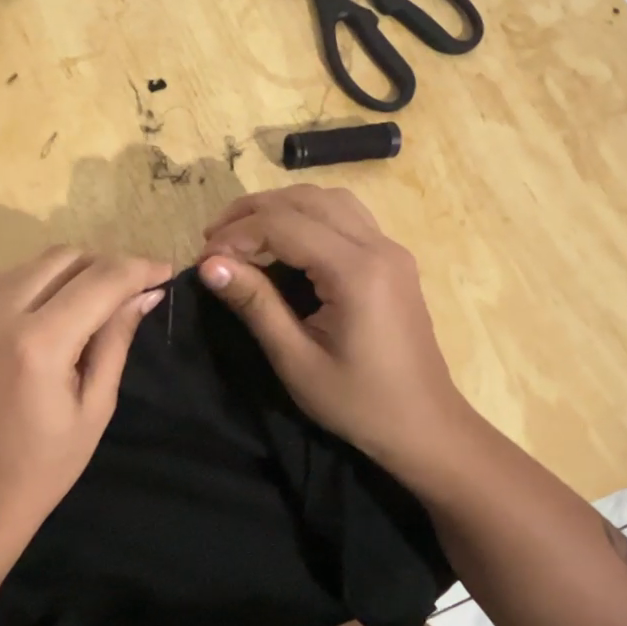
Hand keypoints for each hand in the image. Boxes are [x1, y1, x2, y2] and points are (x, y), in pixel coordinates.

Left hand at [0, 247, 171, 563]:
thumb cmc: (42, 468)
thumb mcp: (94, 408)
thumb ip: (116, 340)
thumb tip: (146, 292)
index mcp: (37, 344)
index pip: (101, 279)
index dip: (139, 269)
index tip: (164, 272)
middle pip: (63, 258)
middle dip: (103, 267)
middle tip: (128, 294)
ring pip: (28, 263)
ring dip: (65, 274)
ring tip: (86, 307)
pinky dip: (25, 284)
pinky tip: (41, 313)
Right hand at [198, 186, 471, 467]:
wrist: (423, 425)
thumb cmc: (357, 403)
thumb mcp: (295, 360)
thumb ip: (255, 304)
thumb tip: (208, 265)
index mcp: (356, 272)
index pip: (283, 225)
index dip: (236, 234)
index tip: (203, 259)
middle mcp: (378, 247)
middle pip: (306, 200)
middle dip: (252, 212)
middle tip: (213, 239)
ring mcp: (391, 249)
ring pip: (328, 200)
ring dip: (280, 208)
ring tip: (241, 234)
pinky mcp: (393, 260)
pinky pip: (345, 216)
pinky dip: (307, 216)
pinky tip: (282, 242)